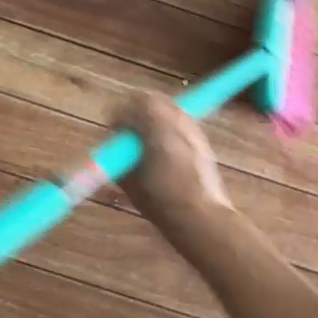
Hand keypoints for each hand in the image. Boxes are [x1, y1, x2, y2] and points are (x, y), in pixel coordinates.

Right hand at [114, 91, 231, 232]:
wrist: (204, 218)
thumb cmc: (162, 200)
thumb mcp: (129, 180)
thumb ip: (117, 156)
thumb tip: (114, 144)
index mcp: (153, 123)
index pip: (128, 106)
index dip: (118, 118)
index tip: (114, 132)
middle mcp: (174, 117)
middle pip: (149, 98)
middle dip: (135, 111)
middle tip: (129, 132)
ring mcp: (191, 125)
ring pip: (167, 106)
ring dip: (153, 116)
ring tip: (148, 139)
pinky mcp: (203, 138)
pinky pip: (181, 120)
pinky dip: (170, 126)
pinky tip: (166, 149)